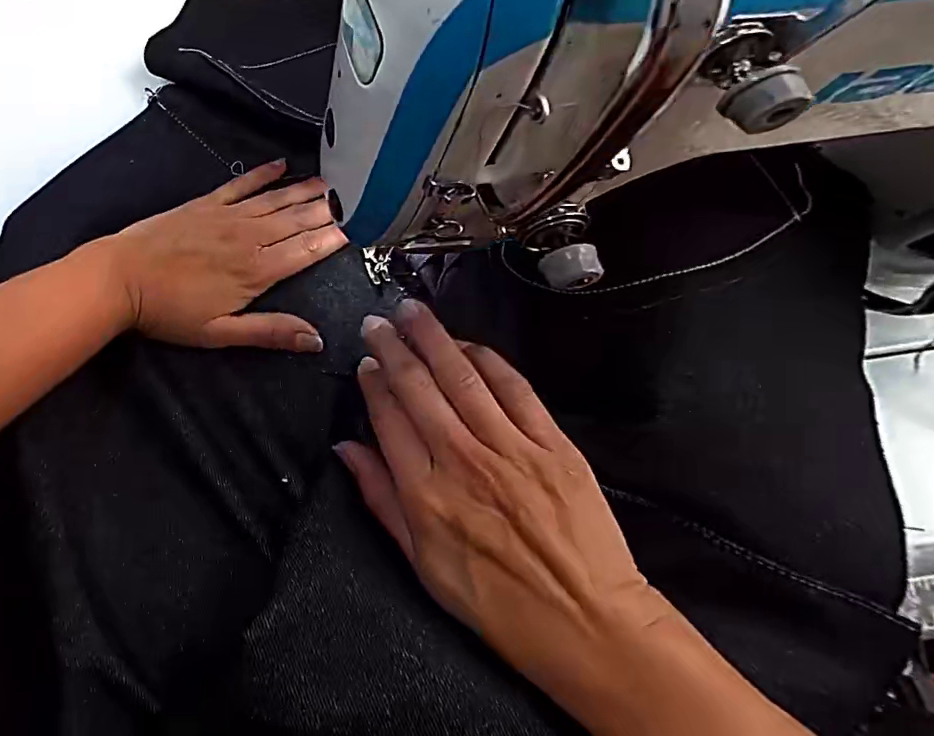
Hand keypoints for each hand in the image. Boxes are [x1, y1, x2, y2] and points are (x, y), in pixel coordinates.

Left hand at [94, 159, 346, 351]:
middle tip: (357, 197)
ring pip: (278, 200)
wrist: (119, 277)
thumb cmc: (168, 311)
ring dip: (307, 191)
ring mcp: (228, 216)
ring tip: (333, 182)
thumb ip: (270, 332)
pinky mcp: (207, 203)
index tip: (359, 227)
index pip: (306, 250)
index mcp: (256, 270)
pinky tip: (282, 165)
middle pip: (298, 220)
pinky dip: (264, 174)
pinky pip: (243, 184)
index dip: (335, 238)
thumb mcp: (219, 334)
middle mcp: (249, 237)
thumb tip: (315, 339)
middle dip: (329, 209)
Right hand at [337, 300, 808, 735]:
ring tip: (413, 312)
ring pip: (461, 377)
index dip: (373, 383)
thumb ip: (381, 501)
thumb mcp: (425, 567)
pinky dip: (487, 359)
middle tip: (377, 321)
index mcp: (426, 495)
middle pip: (419, 387)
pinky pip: (514, 387)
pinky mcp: (551, 442)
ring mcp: (510, 447)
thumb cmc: (499, 604)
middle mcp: (463, 460)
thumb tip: (346, 450)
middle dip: (393, 347)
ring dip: (433, 338)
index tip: (366, 360)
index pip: (389, 418)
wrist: (587, 622)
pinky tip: (468, 344)